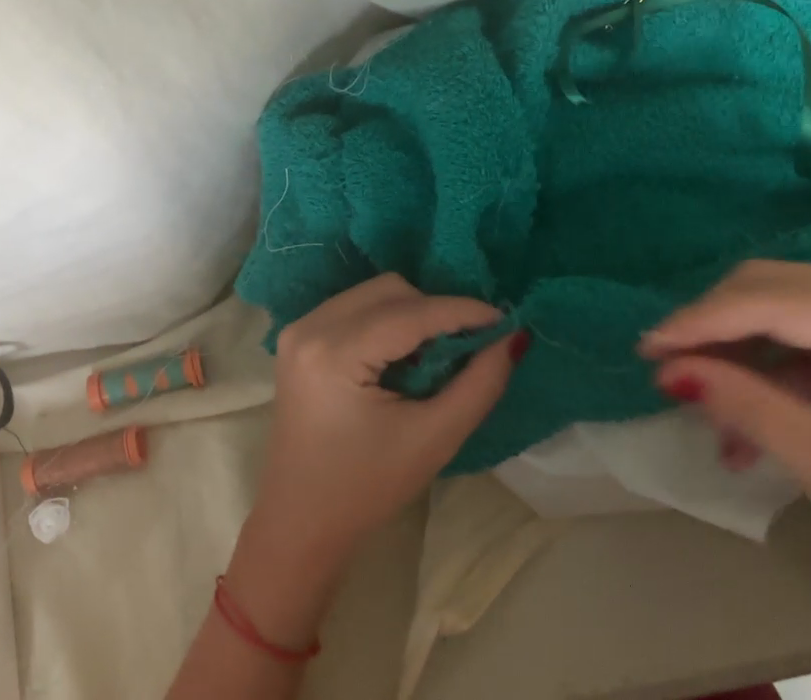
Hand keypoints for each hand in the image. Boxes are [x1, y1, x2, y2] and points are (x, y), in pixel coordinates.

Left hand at [222, 274, 522, 649]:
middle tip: (468, 346)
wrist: (302, 519)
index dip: (463, 311)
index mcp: (333, 353)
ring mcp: (298, 330)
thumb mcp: (435, 438)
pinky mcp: (299, 339)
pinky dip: (388, 322)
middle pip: (390, 291)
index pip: (411, 313)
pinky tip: (404, 359)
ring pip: (373, 294)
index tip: (506, 319)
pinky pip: (355, 308)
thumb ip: (479, 383)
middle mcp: (309, 328)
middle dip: (435, 311)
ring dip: (412, 314)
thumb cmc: (367, 487)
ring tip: (436, 358)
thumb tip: (512, 336)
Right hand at [640, 261, 810, 610]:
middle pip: (775, 287)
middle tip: (671, 377)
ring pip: (787, 308)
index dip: (699, 319)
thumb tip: (671, 370)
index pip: (769, 297)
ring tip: (714, 415)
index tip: (645, 352)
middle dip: (715, 329)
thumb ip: (747, 407)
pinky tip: (756, 418)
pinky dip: (773, 367)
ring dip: (741, 352)